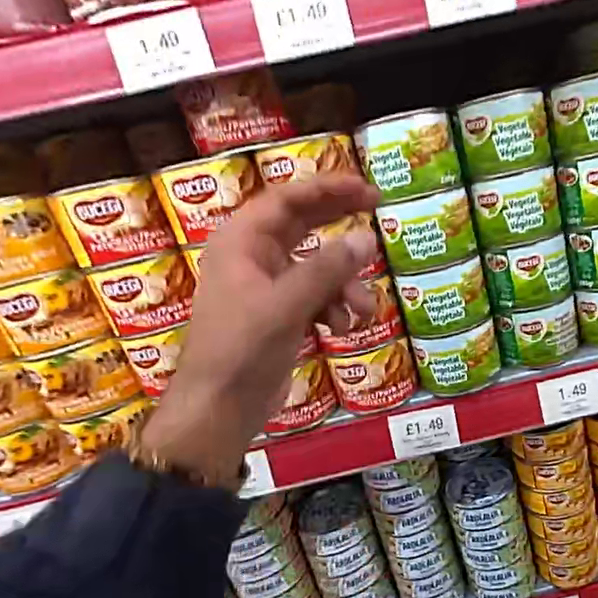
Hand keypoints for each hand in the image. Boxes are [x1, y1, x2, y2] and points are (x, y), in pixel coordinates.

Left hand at [131, 173, 380, 486]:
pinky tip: (340, 329)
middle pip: (304, 226)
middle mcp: (253, 257)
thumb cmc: (242, 349)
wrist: (220, 408)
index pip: (288, 199)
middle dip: (341, 227)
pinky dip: (333, 308)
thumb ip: (328, 270)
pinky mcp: (280, 315)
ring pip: (316, 268)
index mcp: (241, 242)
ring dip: (344, 283)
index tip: (368, 191)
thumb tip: (367, 239)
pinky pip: (316, 297)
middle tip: (377, 215)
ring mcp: (267, 287)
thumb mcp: (287, 305)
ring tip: (361, 309)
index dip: (329, 189)